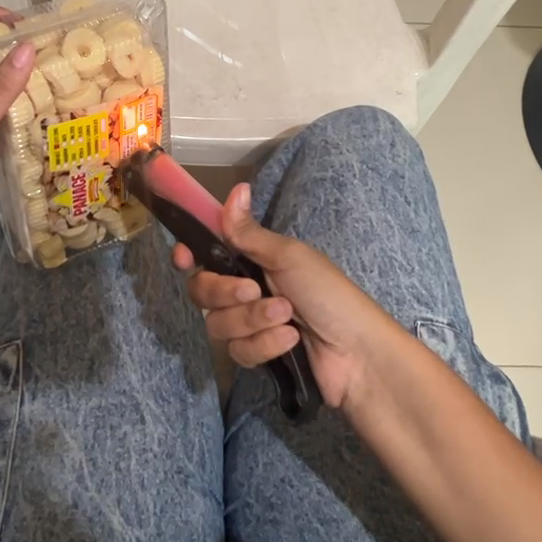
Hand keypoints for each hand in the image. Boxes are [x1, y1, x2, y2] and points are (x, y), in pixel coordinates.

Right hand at [172, 184, 397, 408]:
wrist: (356, 353)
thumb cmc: (328, 293)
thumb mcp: (288, 256)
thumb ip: (249, 232)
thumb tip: (237, 187)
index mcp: (252, 259)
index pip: (206, 253)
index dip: (188, 255)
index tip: (184, 259)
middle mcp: (245, 288)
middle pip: (203, 290)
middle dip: (225, 293)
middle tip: (255, 291)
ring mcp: (249, 323)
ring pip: (218, 324)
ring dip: (252, 320)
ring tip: (288, 318)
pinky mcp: (256, 354)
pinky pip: (238, 351)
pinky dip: (264, 345)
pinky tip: (291, 342)